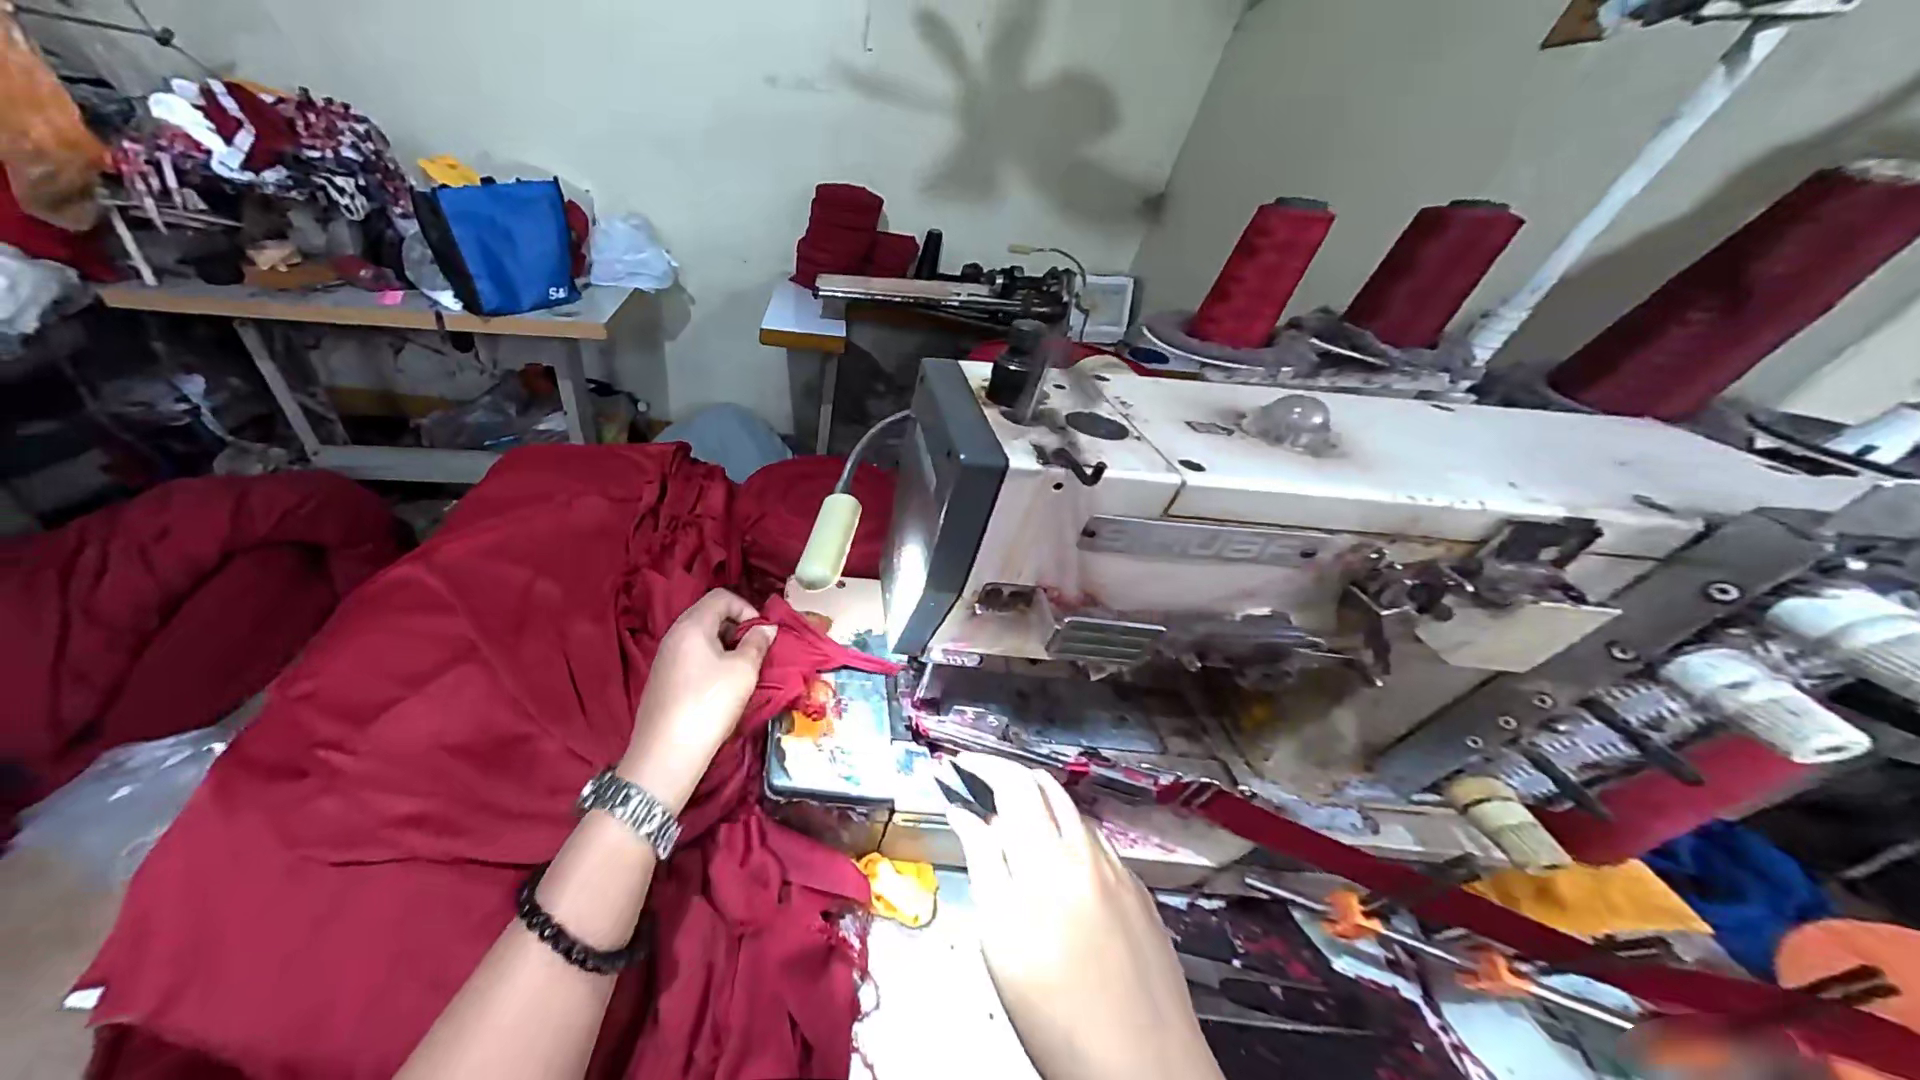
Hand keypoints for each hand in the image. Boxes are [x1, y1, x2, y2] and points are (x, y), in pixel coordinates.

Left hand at [619, 589, 776, 812]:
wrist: (666, 753)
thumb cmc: (709, 704)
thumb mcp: (743, 671)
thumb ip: (757, 644)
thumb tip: (767, 628)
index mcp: (692, 625)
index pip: (721, 597)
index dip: (747, 609)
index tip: (762, 634)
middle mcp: (674, 635)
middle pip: (710, 615)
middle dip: (738, 628)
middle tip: (755, 652)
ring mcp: (665, 659)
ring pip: (702, 639)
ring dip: (726, 647)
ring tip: (742, 672)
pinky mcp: (663, 681)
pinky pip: (692, 658)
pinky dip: (711, 663)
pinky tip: (721, 689)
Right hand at [942, 754, 1222, 1079]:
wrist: (1146, 1068)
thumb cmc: (1058, 1018)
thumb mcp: (999, 941)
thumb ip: (984, 865)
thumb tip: (967, 816)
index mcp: (1047, 861)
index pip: (1012, 783)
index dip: (980, 766)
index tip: (956, 766)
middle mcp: (1086, 852)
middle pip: (1044, 785)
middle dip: (1006, 776)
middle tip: (976, 787)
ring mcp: (1118, 868)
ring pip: (1071, 810)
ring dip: (1037, 801)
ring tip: (1009, 820)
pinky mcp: (1138, 889)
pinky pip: (1095, 840)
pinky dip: (1066, 832)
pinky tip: (1053, 860)